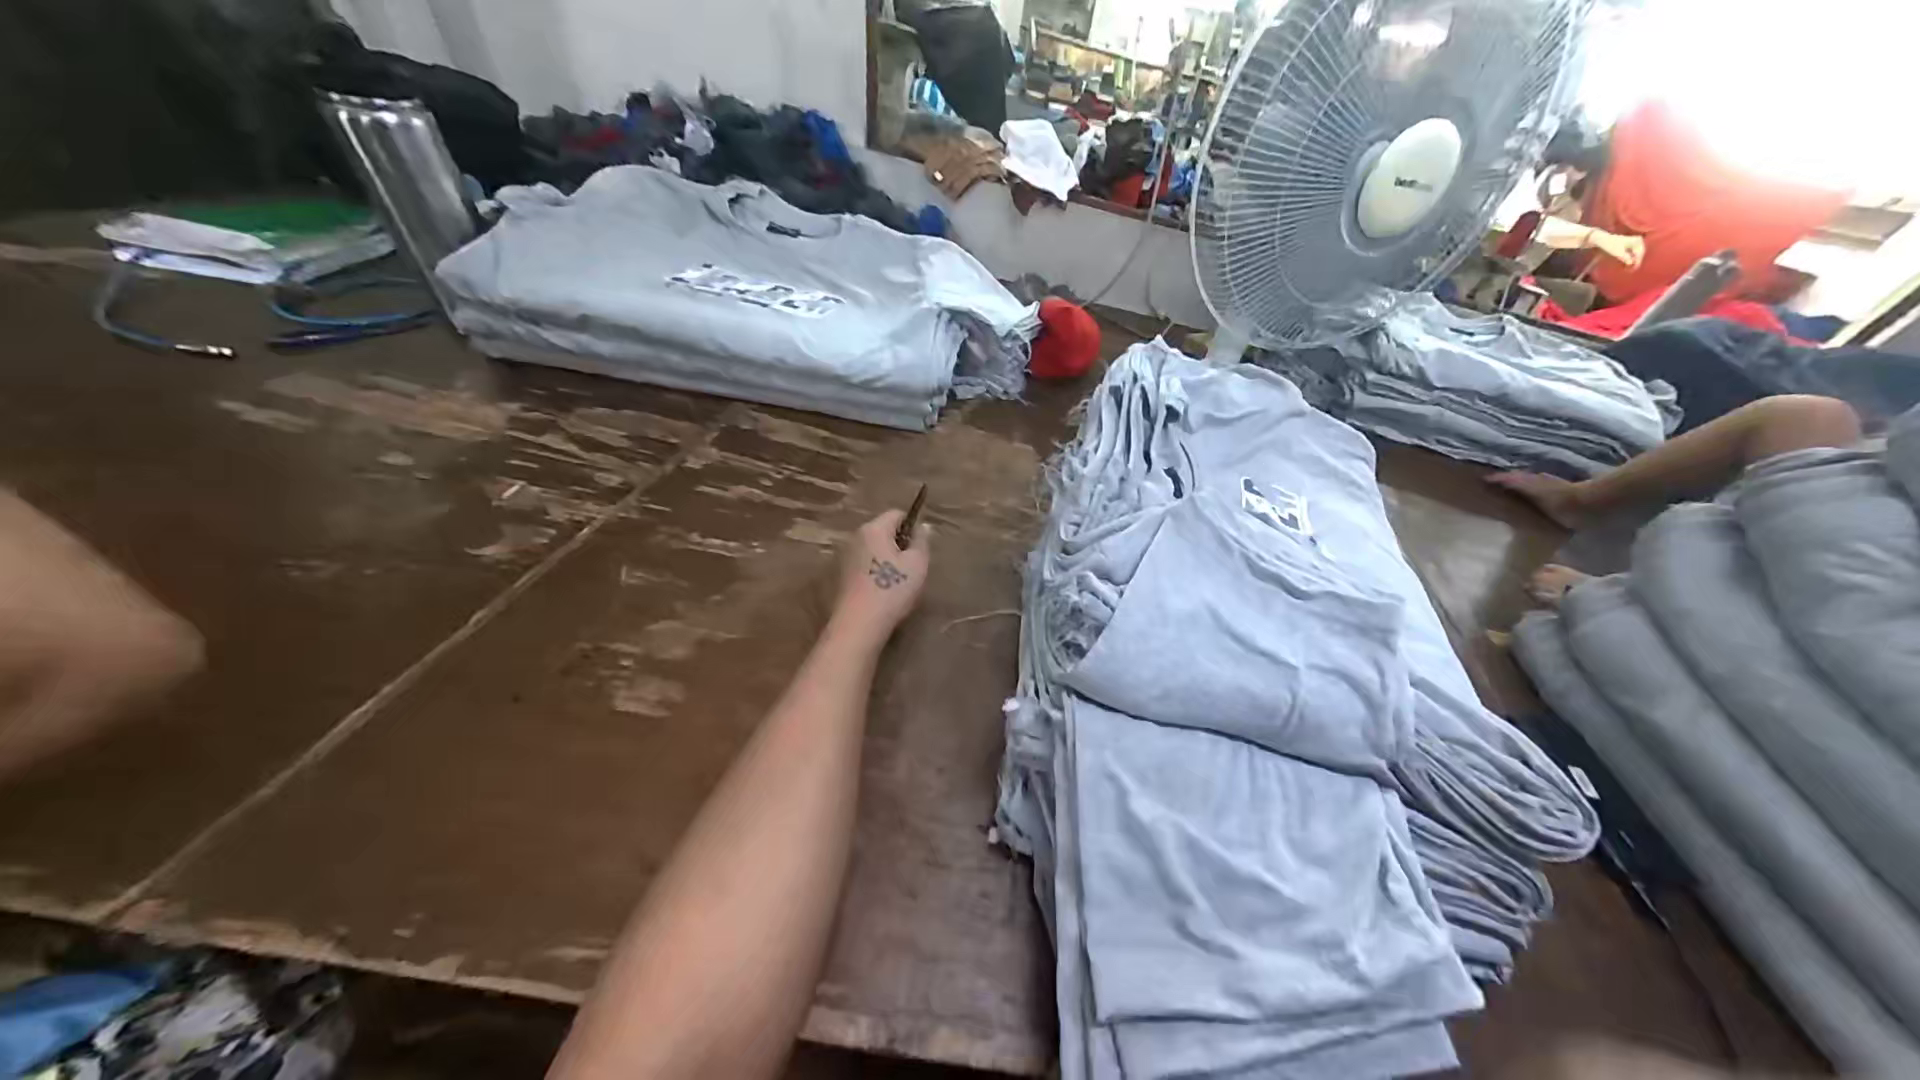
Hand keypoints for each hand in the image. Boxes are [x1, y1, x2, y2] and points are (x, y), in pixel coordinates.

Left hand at [829, 509, 930, 643]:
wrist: (859, 624)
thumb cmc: (892, 589)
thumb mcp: (917, 564)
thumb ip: (921, 541)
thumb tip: (922, 526)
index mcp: (873, 529)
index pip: (897, 514)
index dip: (912, 527)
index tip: (920, 548)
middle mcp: (855, 537)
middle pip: (883, 531)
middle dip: (899, 544)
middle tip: (911, 568)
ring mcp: (844, 556)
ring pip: (873, 549)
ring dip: (886, 559)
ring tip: (897, 583)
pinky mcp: (840, 575)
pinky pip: (864, 564)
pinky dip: (874, 572)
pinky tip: (881, 592)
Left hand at [1590, 231, 1645, 268]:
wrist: (1602, 239)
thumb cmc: (1610, 245)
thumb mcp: (1618, 253)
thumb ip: (1625, 258)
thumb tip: (1631, 264)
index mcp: (1637, 241)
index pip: (1640, 253)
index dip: (1638, 262)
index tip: (1634, 269)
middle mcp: (1638, 240)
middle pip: (1639, 253)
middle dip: (1636, 261)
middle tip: (1632, 269)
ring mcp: (1634, 242)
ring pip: (1636, 253)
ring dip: (1634, 260)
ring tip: (1629, 267)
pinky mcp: (1629, 244)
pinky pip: (1632, 252)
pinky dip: (1631, 257)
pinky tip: (1627, 262)